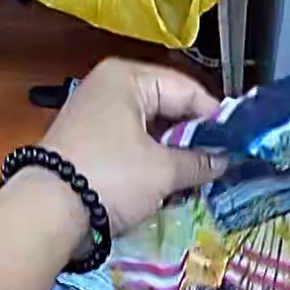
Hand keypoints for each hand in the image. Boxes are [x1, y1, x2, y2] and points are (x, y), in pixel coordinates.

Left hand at [39, 59, 227, 233]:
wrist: (53, 210)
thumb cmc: (112, 177)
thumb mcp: (163, 170)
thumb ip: (198, 163)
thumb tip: (224, 161)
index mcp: (128, 79)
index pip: (186, 89)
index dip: (215, 117)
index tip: (236, 144)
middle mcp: (110, 90)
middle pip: (167, 110)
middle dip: (194, 139)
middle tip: (220, 165)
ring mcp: (97, 119)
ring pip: (150, 134)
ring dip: (174, 158)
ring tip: (199, 181)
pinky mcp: (90, 148)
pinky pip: (132, 151)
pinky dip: (152, 168)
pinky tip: (169, 188)